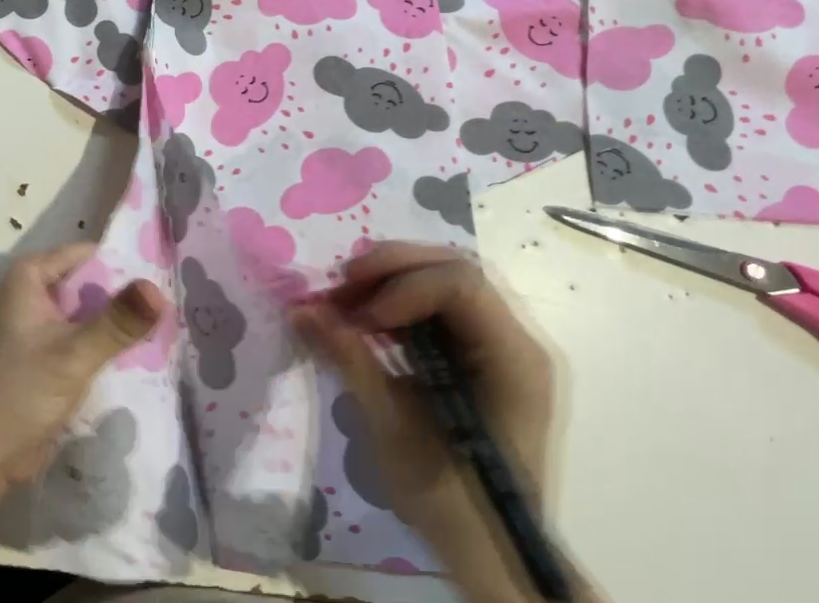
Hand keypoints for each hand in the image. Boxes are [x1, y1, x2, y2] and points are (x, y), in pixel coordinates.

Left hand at [0, 242, 165, 508]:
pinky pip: (80, 344)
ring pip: (87, 317)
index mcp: (27, 277)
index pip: (88, 254)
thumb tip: (158, 288)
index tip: (168, 280)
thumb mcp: (73, 355)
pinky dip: (104, 350)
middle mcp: (29, 294)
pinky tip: (142, 362)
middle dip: (126, 300)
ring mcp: (34, 329)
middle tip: (178, 309)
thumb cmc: (18, 394)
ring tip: (169, 335)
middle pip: (89, 285)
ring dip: (118, 329)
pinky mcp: (41, 360)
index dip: (126, 264)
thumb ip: (118, 321)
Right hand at [291, 243, 561, 602]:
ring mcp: (502, 346)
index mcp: (513, 359)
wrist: (492, 551)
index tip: (355, 316)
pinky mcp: (482, 357)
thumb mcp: (393, 431)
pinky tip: (366, 323)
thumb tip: (301, 310)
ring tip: (344, 305)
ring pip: (444, 281)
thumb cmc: (450, 499)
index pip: (459, 284)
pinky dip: (398, 304)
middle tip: (337, 290)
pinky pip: (440, 308)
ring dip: (389, 282)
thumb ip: (351, 361)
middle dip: (389, 270)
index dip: (401, 285)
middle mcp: (517, 340)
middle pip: (452, 269)